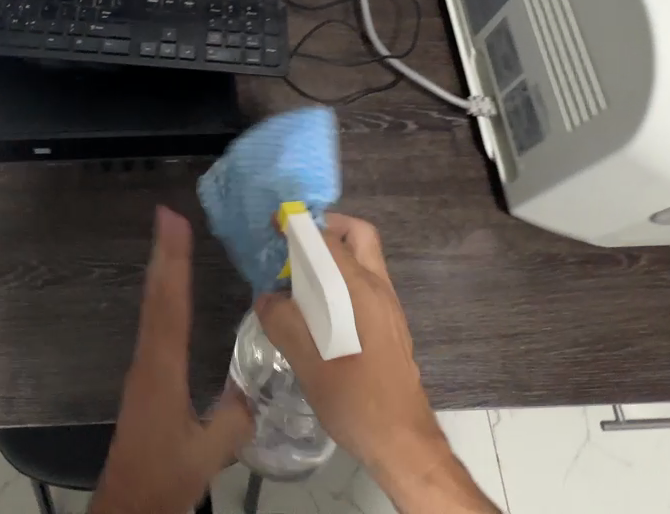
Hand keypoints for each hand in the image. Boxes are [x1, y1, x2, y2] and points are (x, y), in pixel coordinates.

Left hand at [91, 206, 252, 513]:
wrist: (126, 509)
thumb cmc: (162, 480)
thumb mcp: (207, 455)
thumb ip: (233, 421)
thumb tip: (252, 393)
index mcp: (162, 371)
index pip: (169, 305)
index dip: (173, 262)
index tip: (172, 222)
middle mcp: (149, 361)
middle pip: (157, 298)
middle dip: (164, 255)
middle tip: (167, 215)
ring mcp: (144, 370)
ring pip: (154, 309)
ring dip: (163, 273)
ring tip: (171, 241)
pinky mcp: (145, 381)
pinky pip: (156, 326)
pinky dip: (164, 299)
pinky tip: (172, 295)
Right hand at [255, 214, 496, 513]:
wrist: (403, 442)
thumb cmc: (357, 400)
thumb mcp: (309, 364)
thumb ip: (285, 324)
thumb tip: (267, 299)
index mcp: (361, 291)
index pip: (330, 239)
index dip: (302, 227)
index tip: (276, 226)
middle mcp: (380, 290)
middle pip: (359, 236)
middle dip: (328, 229)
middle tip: (297, 243)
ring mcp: (388, 308)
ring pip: (365, 260)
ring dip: (335, 255)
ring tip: (299, 277)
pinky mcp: (389, 326)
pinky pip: (365, 285)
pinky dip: (342, 280)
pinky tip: (318, 310)